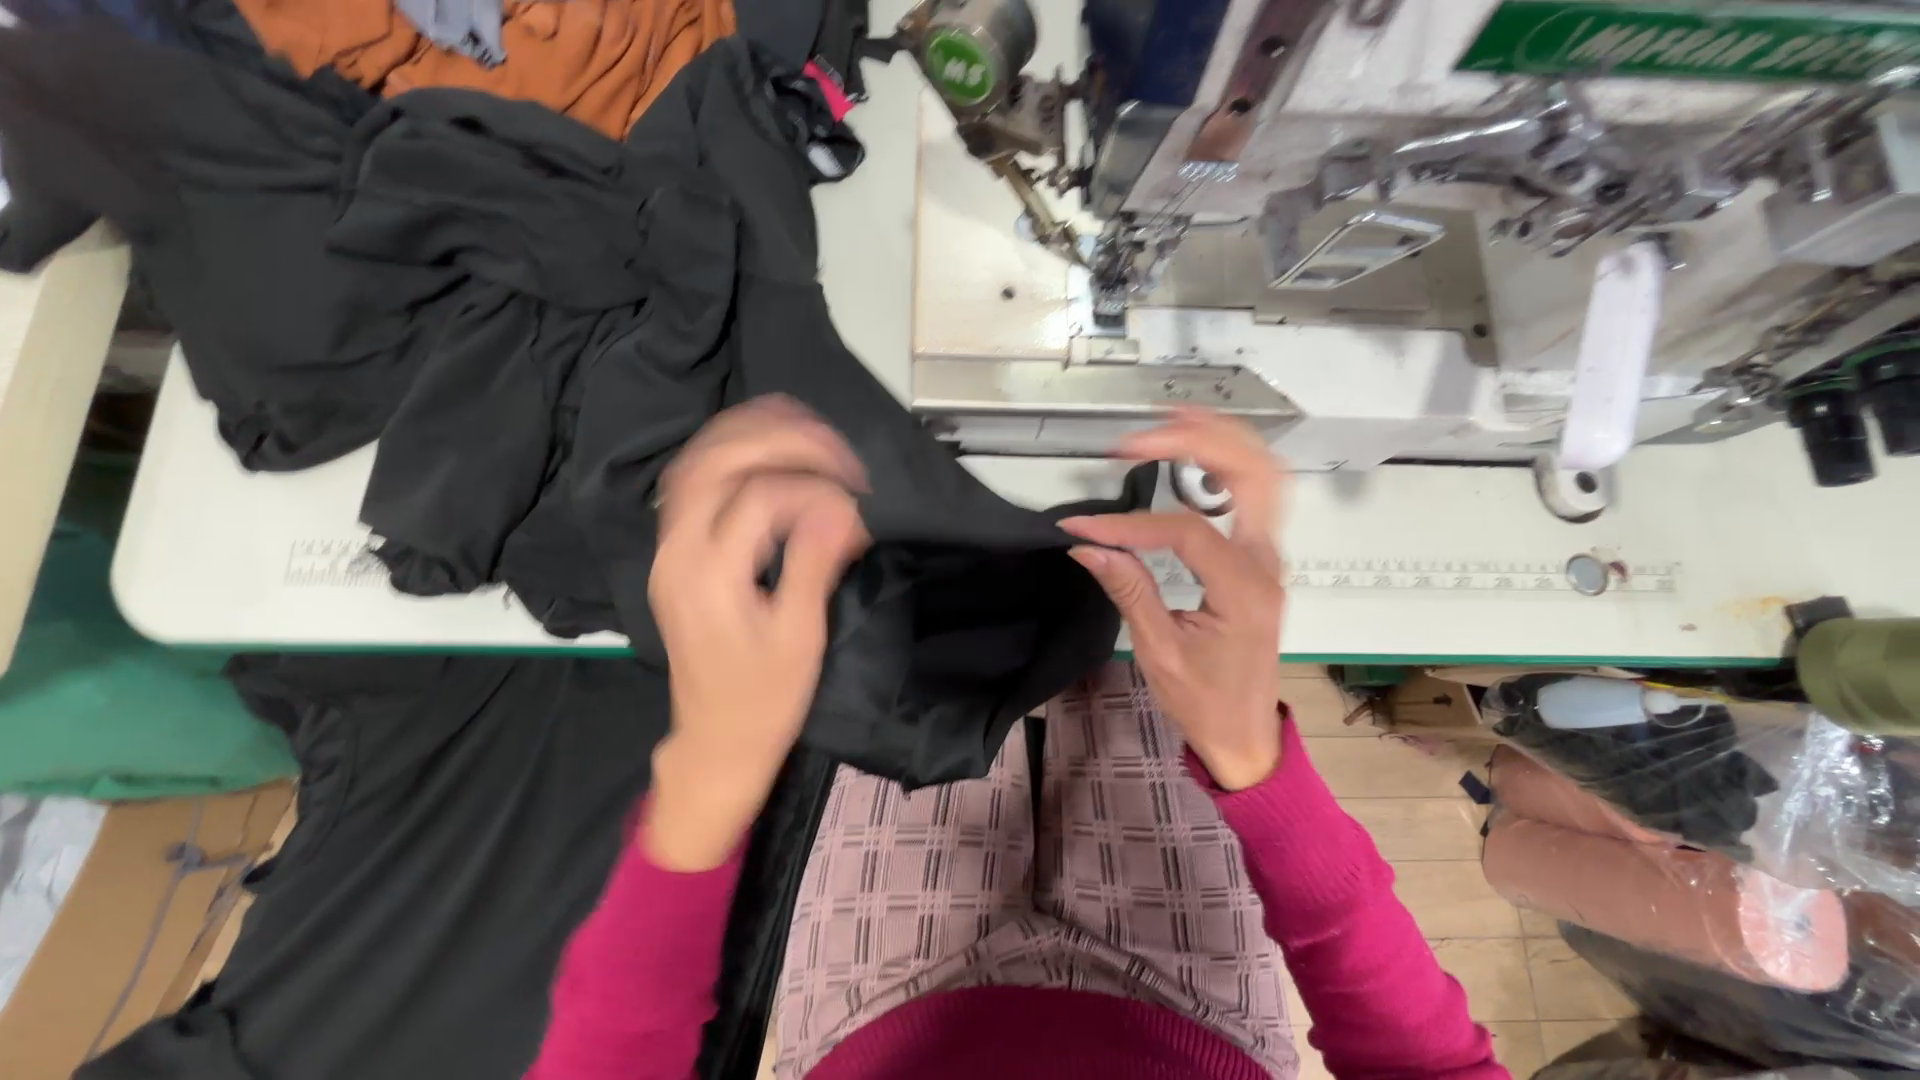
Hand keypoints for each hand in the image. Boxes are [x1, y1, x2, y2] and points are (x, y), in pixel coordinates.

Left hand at [645, 396, 871, 869]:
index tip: (857, 504)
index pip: (760, 497)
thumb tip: (844, 507)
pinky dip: (727, 453)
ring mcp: (669, 548)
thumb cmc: (763, 700)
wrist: (716, 741)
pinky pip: (692, 481)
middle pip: (718, 462)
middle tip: (836, 448)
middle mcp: (677, 550)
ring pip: (696, 461)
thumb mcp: (800, 638)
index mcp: (708, 575)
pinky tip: (764, 447)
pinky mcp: (676, 551)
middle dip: (781, 441)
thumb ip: (814, 564)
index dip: (815, 489)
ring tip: (803, 427)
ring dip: (749, 434)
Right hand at [1060, 409, 1287, 790]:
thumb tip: (1087, 545)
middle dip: (1196, 444)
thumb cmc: (1204, 701)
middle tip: (1138, 438)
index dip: (1128, 523)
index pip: (1184, 531)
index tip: (1080, 526)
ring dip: (1222, 441)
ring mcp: (1270, 557)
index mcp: (1243, 589)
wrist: (1246, 734)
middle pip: (1251, 474)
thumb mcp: (1159, 651)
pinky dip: (1230, 463)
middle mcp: (1266, 562)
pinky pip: (1257, 495)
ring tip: (1173, 421)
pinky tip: (1197, 452)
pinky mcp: (1260, 558)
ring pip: (1264, 475)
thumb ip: (1129, 590)